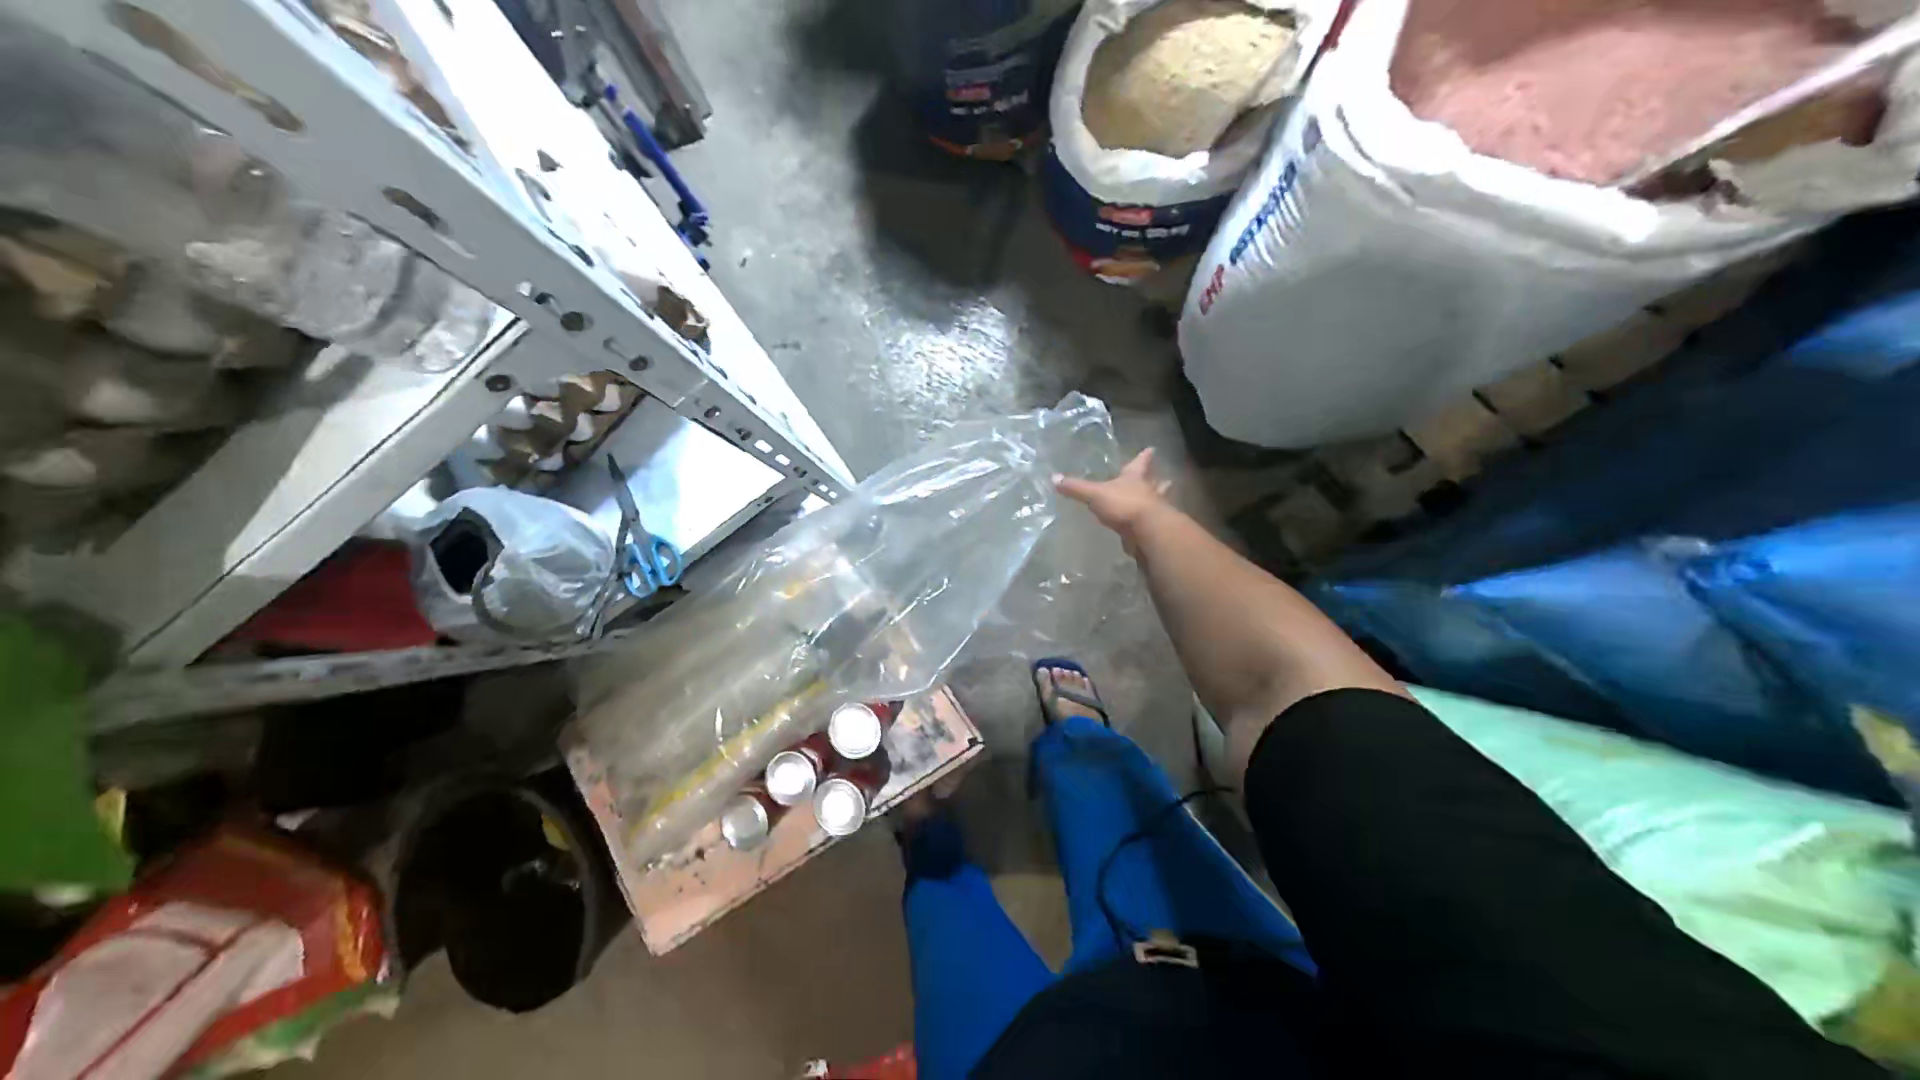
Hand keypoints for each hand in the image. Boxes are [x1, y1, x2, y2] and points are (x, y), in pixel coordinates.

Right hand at [1055, 447, 1173, 547]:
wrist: (1147, 531)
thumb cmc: (1123, 504)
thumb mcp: (1095, 494)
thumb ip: (1076, 488)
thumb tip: (1054, 477)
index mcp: (1135, 478)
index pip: (1140, 463)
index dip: (1144, 457)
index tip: (1152, 449)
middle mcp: (1148, 491)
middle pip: (1155, 483)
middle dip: (1158, 481)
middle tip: (1164, 479)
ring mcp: (1155, 511)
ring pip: (1159, 502)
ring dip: (1159, 501)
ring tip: (1160, 502)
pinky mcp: (1154, 530)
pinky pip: (1152, 524)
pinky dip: (1150, 524)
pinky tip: (1146, 527)